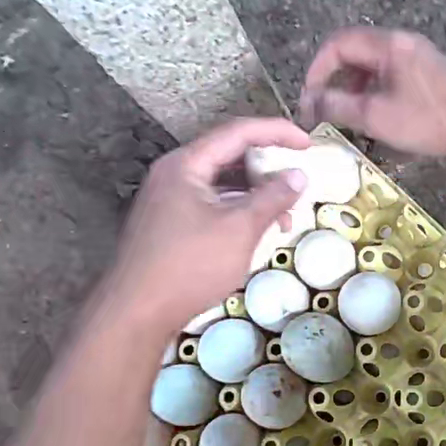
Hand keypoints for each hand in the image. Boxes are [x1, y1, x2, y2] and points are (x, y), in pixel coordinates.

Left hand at [99, 118, 309, 334]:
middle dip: (268, 168)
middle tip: (298, 184)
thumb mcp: (239, 229)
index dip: (277, 132)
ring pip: (221, 184)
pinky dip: (238, 212)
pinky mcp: (170, 226)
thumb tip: (298, 175)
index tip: (309, 144)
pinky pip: (211, 205)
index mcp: (186, 164)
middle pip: (228, 156)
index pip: (238, 133)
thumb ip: (272, 198)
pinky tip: (256, 233)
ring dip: (256, 195)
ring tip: (284, 217)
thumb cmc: (190, 266)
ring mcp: (169, 201)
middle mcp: (174, 174)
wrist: (136, 313)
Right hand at [298, 28, 445, 156]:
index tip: (309, 97)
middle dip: (334, 79)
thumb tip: (309, 102)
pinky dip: (375, 91)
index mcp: (388, 45)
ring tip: (348, 115)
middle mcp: (403, 42)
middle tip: (325, 107)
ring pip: (373, 65)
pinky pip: (391, 74)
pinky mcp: (429, 73)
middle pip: (355, 51)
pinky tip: (377, 116)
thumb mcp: (376, 117)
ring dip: (354, 87)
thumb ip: (338, 107)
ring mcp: (418, 56)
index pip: (338, 44)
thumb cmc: (428, 121)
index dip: (317, 69)